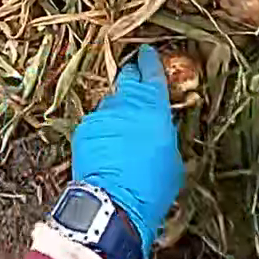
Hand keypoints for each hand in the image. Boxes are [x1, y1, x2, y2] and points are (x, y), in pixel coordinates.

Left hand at [71, 45, 182, 258]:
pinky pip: (97, 122)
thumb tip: (161, 127)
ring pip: (111, 102)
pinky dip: (103, 130)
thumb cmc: (152, 185)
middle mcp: (126, 101)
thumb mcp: (173, 158)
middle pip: (127, 75)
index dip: (150, 59)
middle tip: (138, 87)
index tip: (149, 54)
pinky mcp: (85, 127)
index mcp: (153, 103)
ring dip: (117, 111)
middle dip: (133, 77)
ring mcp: (102, 113)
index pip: (151, 69)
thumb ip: (166, 132)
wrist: (113, 204)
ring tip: (123, 134)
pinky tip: (108, 149)